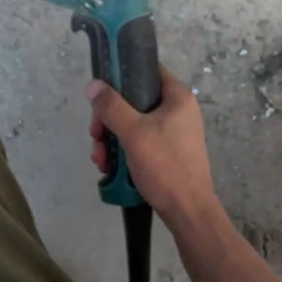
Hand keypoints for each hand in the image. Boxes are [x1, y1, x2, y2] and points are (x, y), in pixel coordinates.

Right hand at [88, 69, 217, 227]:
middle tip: (96, 134)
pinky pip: (140, 142)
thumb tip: (93, 85)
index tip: (102, 91)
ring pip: (133, 124)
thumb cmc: (165, 166)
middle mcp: (178, 110)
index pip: (148, 70)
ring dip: (111, 139)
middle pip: (134, 101)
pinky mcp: (168, 152)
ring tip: (100, 159)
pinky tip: (109, 168)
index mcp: (178, 97)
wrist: (188, 212)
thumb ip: (111, 107)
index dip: (123, 74)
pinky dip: (123, 151)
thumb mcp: (133, 133)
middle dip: (109, 119)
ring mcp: (174, 133)